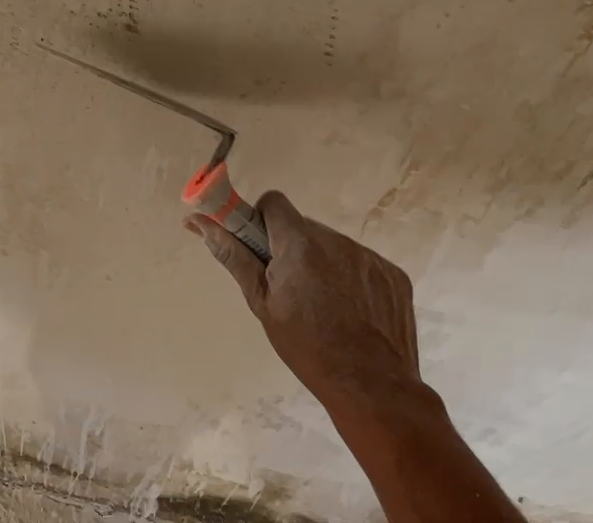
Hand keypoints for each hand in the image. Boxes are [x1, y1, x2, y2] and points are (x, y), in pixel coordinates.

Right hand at [185, 191, 420, 415]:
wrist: (373, 389)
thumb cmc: (306, 347)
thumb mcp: (261, 302)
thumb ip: (233, 255)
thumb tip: (199, 221)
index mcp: (299, 244)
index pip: (273, 202)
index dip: (260, 220)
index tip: (259, 249)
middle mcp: (336, 241)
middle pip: (301, 227)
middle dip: (289, 246)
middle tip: (286, 286)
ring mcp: (369, 257)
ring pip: (330, 245)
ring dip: (318, 262)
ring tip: (321, 304)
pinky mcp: (393, 274)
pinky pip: (358, 262)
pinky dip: (348, 277)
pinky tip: (350, 310)